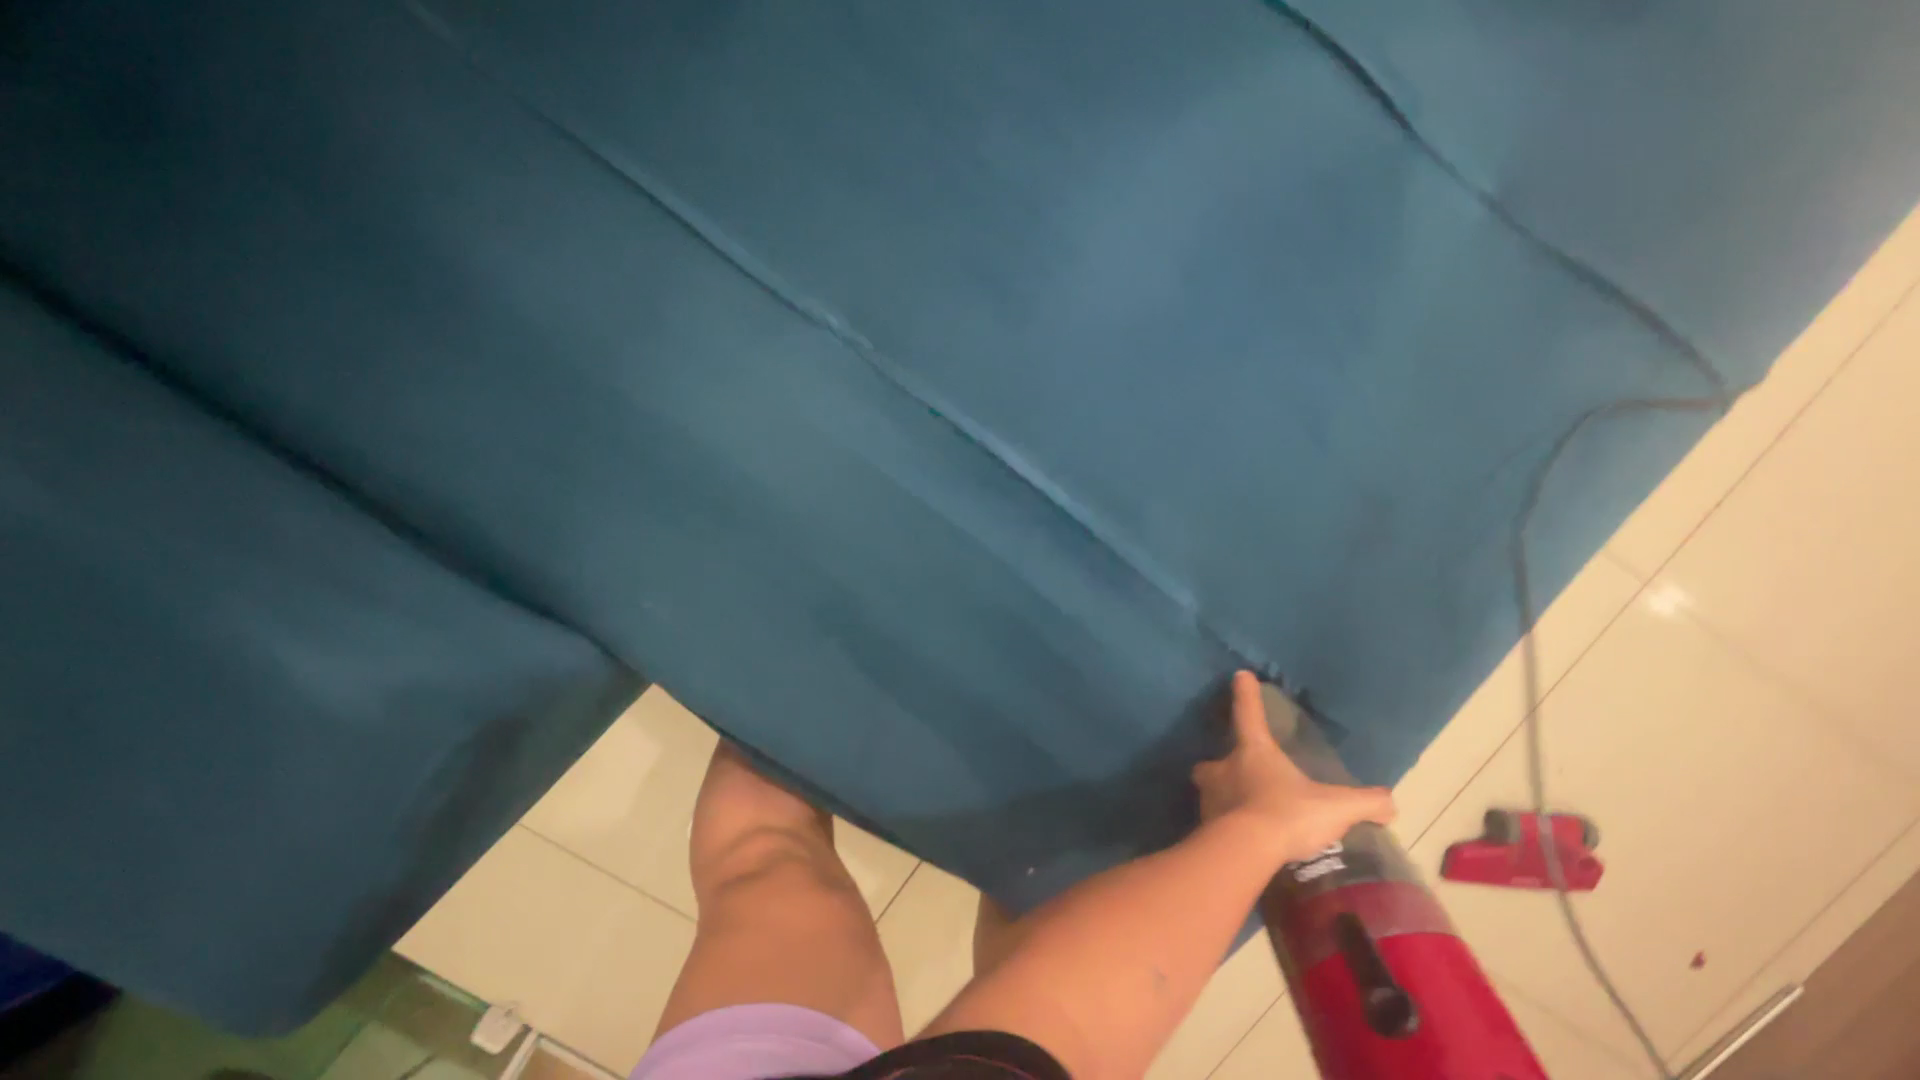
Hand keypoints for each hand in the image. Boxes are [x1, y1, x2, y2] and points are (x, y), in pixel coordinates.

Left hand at [1192, 671, 1396, 862]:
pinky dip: (1222, 829)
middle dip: (1221, 767)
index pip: (1248, 714)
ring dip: (1223, 799)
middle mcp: (1223, 769)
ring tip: (1242, 815)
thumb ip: (1365, 803)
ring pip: (1211, 792)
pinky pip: (1212, 824)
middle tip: (1237, 778)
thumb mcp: (1336, 808)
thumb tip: (1390, 803)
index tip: (1240, 675)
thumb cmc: (1288, 814)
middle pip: (1213, 762)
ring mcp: (1209, 799)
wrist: (1246, 851)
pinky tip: (1237, 842)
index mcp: (1253, 752)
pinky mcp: (1203, 827)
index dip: (1245, 694)